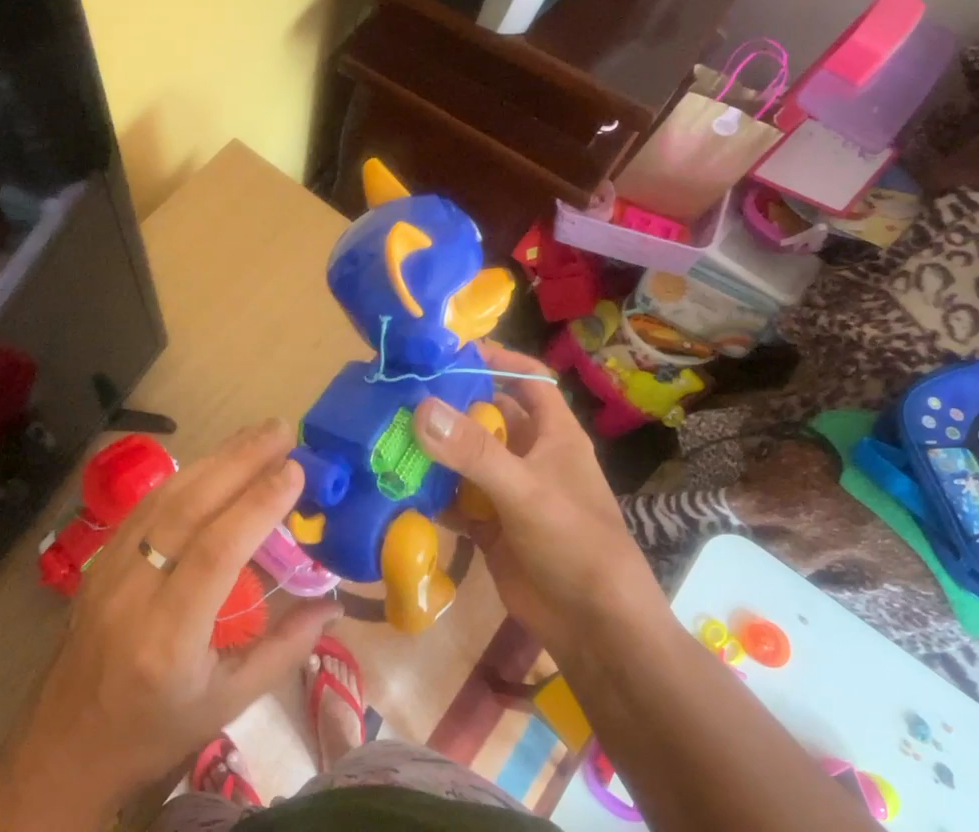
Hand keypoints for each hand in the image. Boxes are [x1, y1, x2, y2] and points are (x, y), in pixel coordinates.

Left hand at [0, 420, 340, 830]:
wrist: (67, 744)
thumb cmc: (155, 729)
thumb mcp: (227, 704)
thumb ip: (284, 650)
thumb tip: (333, 604)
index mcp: (168, 637)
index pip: (215, 551)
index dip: (257, 505)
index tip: (295, 470)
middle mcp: (132, 592)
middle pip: (187, 508)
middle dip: (237, 461)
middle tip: (281, 429)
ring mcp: (107, 570)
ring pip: (162, 498)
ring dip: (212, 460)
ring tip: (256, 435)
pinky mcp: (98, 562)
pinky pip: (144, 508)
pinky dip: (184, 479)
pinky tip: (212, 463)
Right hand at [412, 344, 657, 646]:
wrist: (594, 626)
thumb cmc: (574, 543)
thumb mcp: (525, 491)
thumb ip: (474, 451)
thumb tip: (420, 407)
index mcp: (553, 435)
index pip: (528, 380)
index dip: (496, 360)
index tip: (448, 352)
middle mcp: (530, 456)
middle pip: (486, 416)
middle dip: (448, 405)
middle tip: (398, 392)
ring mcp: (508, 492)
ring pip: (465, 458)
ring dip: (432, 449)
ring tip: (385, 434)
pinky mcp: (490, 527)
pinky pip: (454, 499)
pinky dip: (429, 493)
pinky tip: (395, 486)